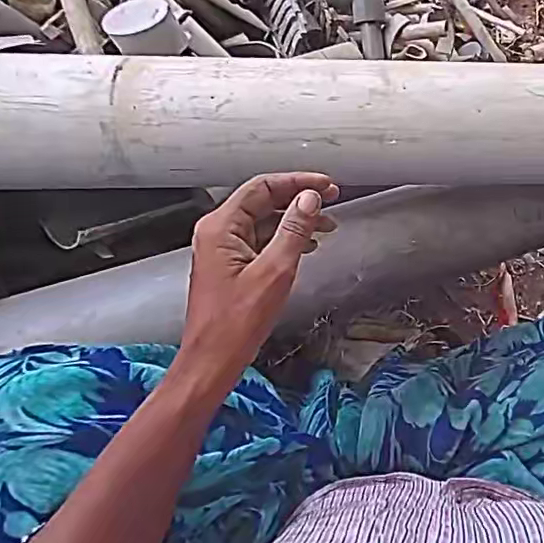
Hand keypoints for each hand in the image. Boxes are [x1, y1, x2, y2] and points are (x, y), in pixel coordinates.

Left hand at [181, 173, 338, 376]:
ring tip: (326, 222)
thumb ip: (294, 230)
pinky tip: (307, 243)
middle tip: (330, 197)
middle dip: (299, 197)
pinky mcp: (231, 264)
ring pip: (265, 220)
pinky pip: (261, 238)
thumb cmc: (236, 322)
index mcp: (221, 227)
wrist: (213, 359)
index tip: (325, 185)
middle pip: (263, 200)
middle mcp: (218, 232)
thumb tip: (310, 200)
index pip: (263, 187)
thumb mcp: (274, 271)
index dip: (298, 182)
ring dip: (296, 218)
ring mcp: (223, 248)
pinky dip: (286, 236)